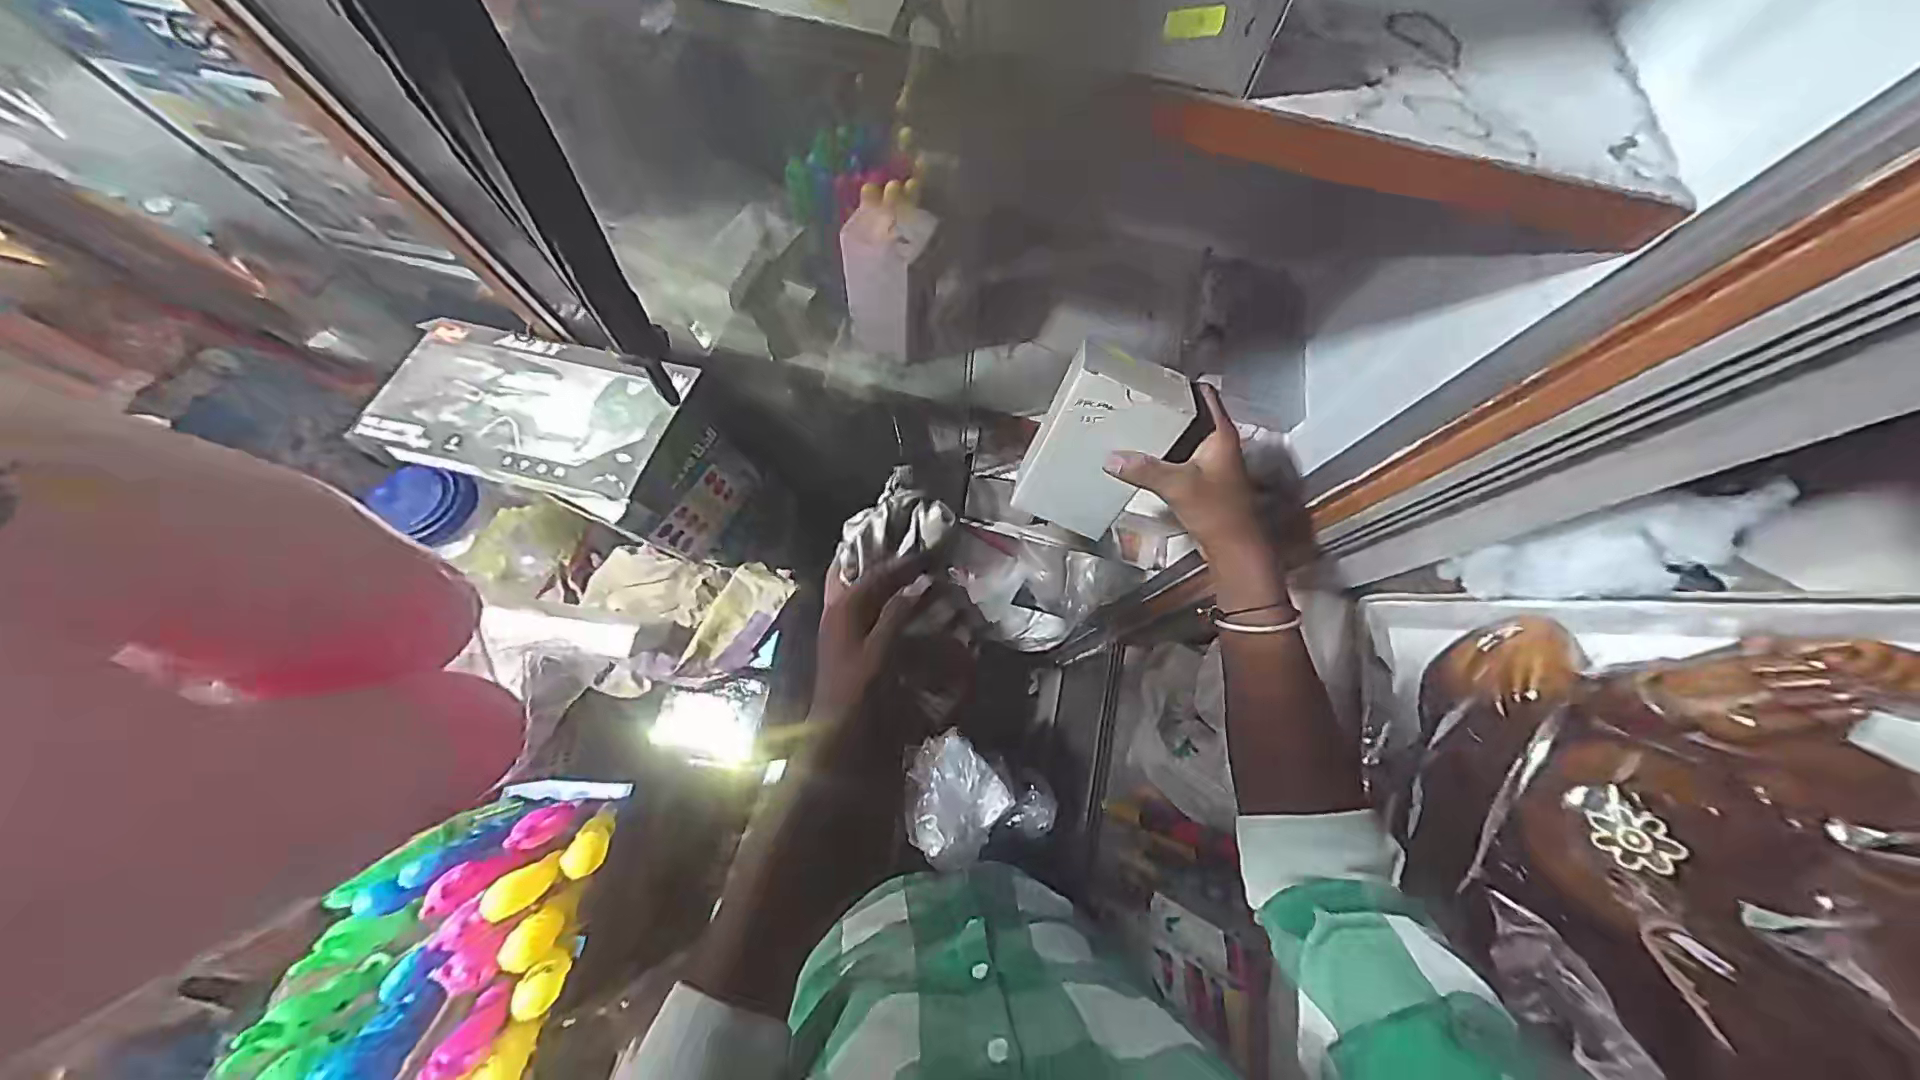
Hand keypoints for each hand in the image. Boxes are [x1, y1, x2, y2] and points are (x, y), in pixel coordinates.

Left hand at [812, 553, 932, 721]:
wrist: (839, 731)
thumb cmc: (858, 690)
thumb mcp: (880, 650)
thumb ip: (896, 614)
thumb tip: (919, 583)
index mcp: (843, 608)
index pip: (875, 573)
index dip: (902, 563)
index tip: (928, 555)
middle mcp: (839, 612)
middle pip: (860, 576)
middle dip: (884, 565)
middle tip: (915, 557)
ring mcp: (843, 629)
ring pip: (862, 593)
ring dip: (884, 583)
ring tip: (913, 577)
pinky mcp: (851, 645)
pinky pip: (868, 614)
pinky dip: (885, 606)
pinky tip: (906, 608)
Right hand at [1103, 383, 1265, 558]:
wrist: (1234, 547)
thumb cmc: (1219, 512)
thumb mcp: (1177, 485)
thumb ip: (1145, 470)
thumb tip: (1113, 459)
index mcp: (1220, 435)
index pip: (1206, 396)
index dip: (1184, 384)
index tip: (1159, 379)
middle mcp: (1218, 444)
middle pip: (1191, 415)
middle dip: (1167, 408)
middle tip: (1139, 401)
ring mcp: (1210, 462)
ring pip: (1185, 437)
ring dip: (1165, 432)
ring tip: (1136, 424)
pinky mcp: (1202, 479)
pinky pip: (1179, 457)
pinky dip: (1163, 453)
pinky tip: (1143, 457)